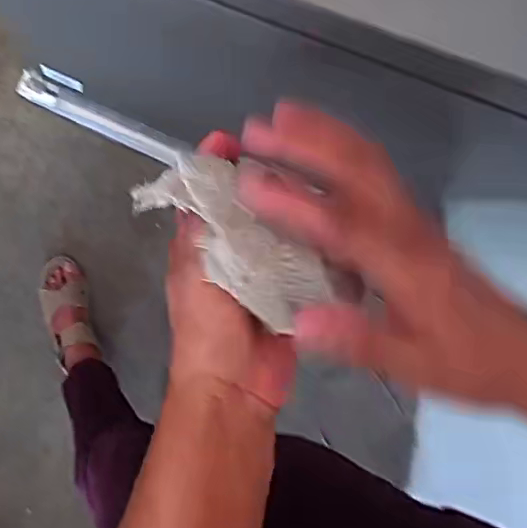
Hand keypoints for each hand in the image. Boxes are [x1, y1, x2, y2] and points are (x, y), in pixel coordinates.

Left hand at [164, 132, 297, 414]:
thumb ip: (200, 229)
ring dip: (289, 206)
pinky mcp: (290, 289)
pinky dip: (312, 242)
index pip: (204, 191)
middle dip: (259, 177)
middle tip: (285, 154)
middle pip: (244, 202)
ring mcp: (261, 267)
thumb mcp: (196, 272)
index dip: (213, 163)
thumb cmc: (206, 329)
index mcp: (198, 239)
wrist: (236, 389)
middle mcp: (229, 246)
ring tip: (311, 181)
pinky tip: (330, 222)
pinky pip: (302, 257)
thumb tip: (198, 179)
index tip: (231, 138)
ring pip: (275, 225)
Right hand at [238, 102, 526, 409]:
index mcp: (403, 266)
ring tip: (281, 112)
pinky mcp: (409, 208)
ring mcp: (409, 212)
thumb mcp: (414, 366)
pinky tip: (316, 132)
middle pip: (356, 170)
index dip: (294, 203)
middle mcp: (404, 227)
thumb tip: (299, 323)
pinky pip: (374, 162)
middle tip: (256, 128)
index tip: (249, 184)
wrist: (524, 350)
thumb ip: (357, 340)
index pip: (342, 226)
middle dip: (304, 143)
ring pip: (366, 157)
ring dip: (323, 130)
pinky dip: (342, 138)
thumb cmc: (465, 360)